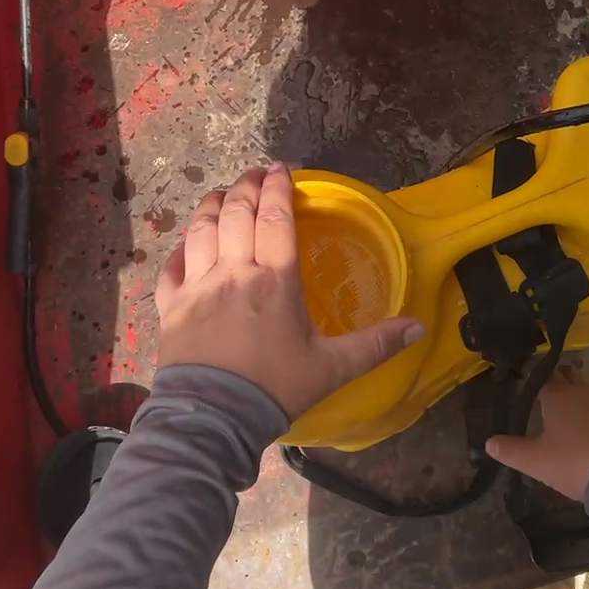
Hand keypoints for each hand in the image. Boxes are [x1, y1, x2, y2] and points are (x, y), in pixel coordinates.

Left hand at [156, 162, 423, 418]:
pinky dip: (180, 248)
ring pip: (201, 230)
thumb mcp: (332, 367)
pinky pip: (171, 267)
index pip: (276, 217)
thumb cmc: (275, 387)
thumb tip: (419, 328)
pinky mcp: (170, 307)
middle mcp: (234, 271)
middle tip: (255, 174)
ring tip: (222, 193)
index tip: (281, 168)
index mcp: (274, 278)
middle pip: (237, 213)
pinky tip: (187, 243)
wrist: (212, 419)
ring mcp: (197, 286)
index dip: (279, 187)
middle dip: (246, 186)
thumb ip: (376, 344)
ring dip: (212, 205)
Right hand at [485, 371, 588, 500]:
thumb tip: (488, 443)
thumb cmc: (573, 463)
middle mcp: (585, 392)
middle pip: (571, 376)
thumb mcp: (536, 462)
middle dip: (562, 381)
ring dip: (584, 397)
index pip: (545, 378)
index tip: (532, 387)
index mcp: (559, 396)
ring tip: (577, 414)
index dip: (538, 381)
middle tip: (552, 396)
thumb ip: (511, 451)